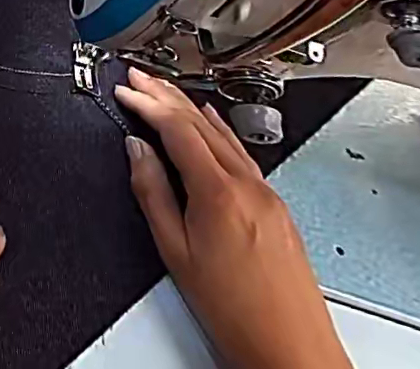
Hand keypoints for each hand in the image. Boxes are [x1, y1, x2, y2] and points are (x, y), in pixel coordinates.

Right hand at [115, 68, 351, 368]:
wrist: (292, 351)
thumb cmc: (235, 313)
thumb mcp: (176, 253)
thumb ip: (152, 192)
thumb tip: (136, 150)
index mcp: (218, 192)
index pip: (176, 128)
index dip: (147, 103)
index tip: (126, 90)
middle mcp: (246, 182)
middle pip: (199, 121)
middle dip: (164, 94)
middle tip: (138, 77)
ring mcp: (265, 189)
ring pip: (220, 132)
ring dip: (188, 106)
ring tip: (164, 89)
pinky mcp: (275, 200)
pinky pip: (239, 149)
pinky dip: (217, 128)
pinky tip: (209, 119)